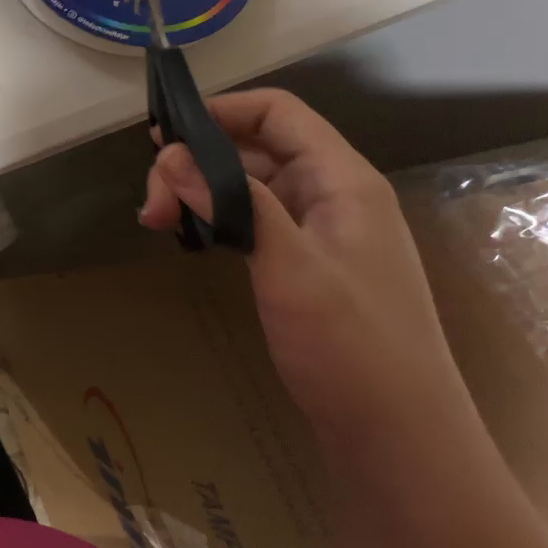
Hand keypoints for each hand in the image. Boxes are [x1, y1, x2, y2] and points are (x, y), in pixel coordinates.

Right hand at [139, 90, 473, 439]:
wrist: (397, 436)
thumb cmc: (352, 347)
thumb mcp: (291, 268)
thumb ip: (235, 204)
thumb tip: (171, 154)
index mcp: (343, 183)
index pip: (278, 113)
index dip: (219, 111)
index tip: (161, 139)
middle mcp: (332, 195)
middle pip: (252, 145)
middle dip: (193, 161)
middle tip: (151, 205)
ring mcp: (318, 230)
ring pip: (244, 182)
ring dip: (195, 189)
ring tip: (157, 222)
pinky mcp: (302, 260)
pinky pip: (248, 215)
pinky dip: (211, 216)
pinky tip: (188, 239)